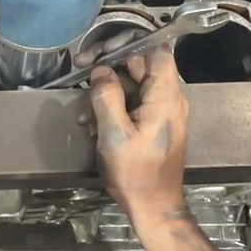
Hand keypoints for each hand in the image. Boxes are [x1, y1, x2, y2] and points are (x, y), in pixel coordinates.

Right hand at [89, 48, 188, 219]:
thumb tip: (101, 72)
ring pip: (132, 85)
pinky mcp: (153, 124)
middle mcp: (169, 99)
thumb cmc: (136, 173)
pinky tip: (93, 124)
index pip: (157, 51)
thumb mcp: (115, 135)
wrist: (154, 207)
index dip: (130, 43)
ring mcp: (162, 112)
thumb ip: (107, 98)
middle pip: (140, 66)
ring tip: (84, 113)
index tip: (103, 50)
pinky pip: (132, 104)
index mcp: (166, 97)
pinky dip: (112, 108)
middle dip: (109, 68)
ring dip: (106, 93)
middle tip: (82, 70)